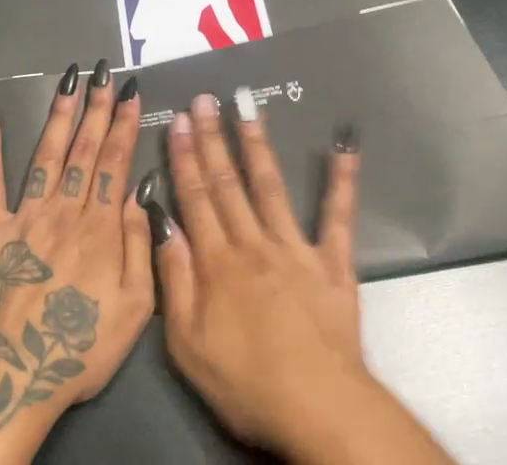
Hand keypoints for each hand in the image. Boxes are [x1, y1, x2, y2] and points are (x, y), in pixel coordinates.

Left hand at [0, 62, 154, 464]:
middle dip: (95, 108)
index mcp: (100, 229)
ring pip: (46, 156)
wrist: (17, 375)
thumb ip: (139, 244)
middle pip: (83, 150)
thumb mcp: (136, 307)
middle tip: (102, 72)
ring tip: (67, 81)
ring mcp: (24, 217)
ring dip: (58, 116)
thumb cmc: (82, 348)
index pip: (114, 163)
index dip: (122, 124)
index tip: (129, 91)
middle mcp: (64, 212)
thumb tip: (140, 191)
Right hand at [153, 94, 455, 464]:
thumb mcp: (186, 343)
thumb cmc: (245, 382)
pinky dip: (341, 181)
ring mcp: (296, 249)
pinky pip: (337, 216)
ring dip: (257, 144)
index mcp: (216, 263)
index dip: (185, 158)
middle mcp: (253, 244)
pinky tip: (345, 147)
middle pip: (227, 184)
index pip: (194, 199)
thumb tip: (162, 223)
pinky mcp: (333, 263)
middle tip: (205, 99)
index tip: (180, 122)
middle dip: (213, 139)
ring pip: (270, 186)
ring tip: (246, 106)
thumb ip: (174, 279)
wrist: (318, 406)